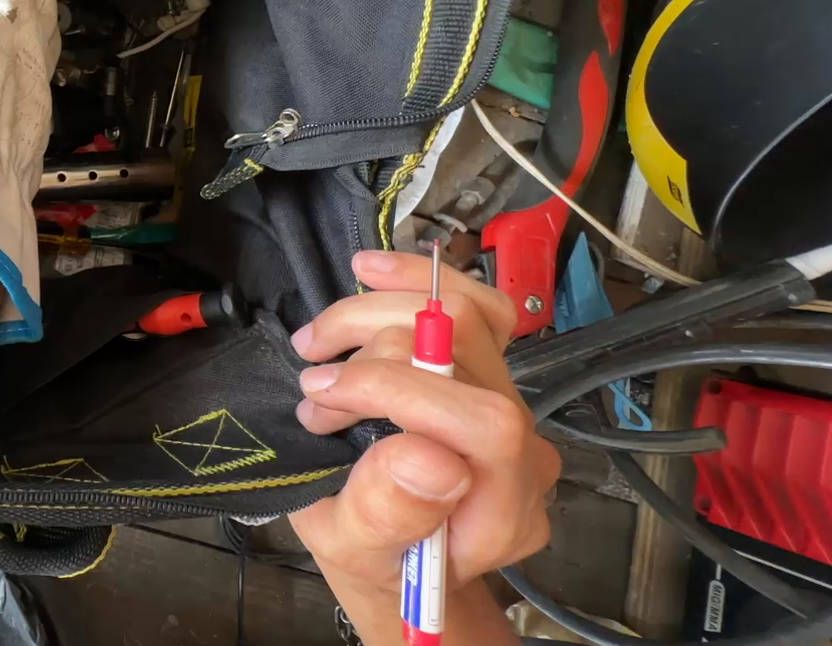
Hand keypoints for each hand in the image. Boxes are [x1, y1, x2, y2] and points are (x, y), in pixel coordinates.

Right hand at [287, 251, 558, 642]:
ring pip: (457, 316)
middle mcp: (522, 450)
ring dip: (368, 315)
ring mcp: (509, 405)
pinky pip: (476, 309)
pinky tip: (370, 270)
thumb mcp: (356, 551)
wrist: (401, 558)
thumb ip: (389, 514)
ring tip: (315, 344)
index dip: (391, 388)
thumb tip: (428, 456)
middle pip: (461, 357)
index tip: (318, 396)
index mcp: (500, 504)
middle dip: (363, 354)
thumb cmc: (375, 560)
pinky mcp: (485, 373)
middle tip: (309, 387)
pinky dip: (419, 282)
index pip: (479, 420)